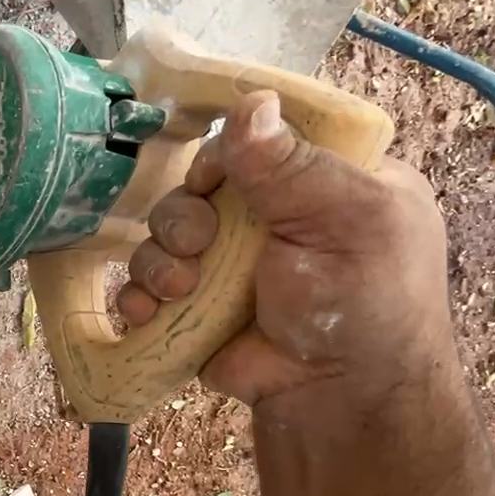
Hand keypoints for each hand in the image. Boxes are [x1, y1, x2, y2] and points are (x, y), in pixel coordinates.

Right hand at [115, 92, 454, 408]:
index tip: (214, 181)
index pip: (250, 147)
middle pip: (188, 195)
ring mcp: (216, 264)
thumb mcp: (343, 222)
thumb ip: (292, 168)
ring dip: (154, 264)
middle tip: (198, 249)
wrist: (326, 391)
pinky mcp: (184, 303)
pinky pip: (136, 286)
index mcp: (314, 185)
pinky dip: (134, 298)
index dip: (220, 159)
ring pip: (154, 240)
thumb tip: (250, 104)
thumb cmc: (360, 302)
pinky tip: (148, 312)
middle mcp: (260, 219)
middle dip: (179, 222)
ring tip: (178, 290)